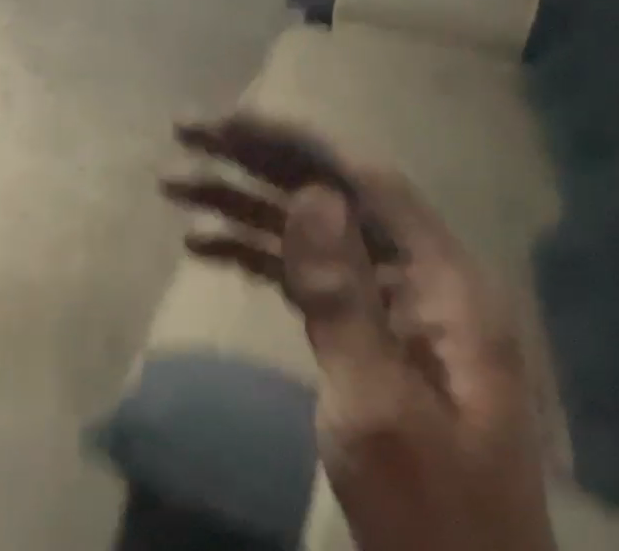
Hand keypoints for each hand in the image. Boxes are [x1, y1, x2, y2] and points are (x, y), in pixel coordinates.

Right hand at [166, 115, 553, 550]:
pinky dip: (252, 254)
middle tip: (184, 133)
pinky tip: (202, 245)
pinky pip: (303, 275)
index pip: (367, 185)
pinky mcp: (365, 337)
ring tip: (171, 185)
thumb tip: (313, 197)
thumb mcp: (376, 400)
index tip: (225, 121)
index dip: (295, 143)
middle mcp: (422, 285)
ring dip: (241, 205)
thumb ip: (343, 295)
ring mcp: (394, 311)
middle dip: (256, 161)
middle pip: (332, 198)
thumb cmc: (423, 497)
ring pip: (309, 233)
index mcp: (447, 290)